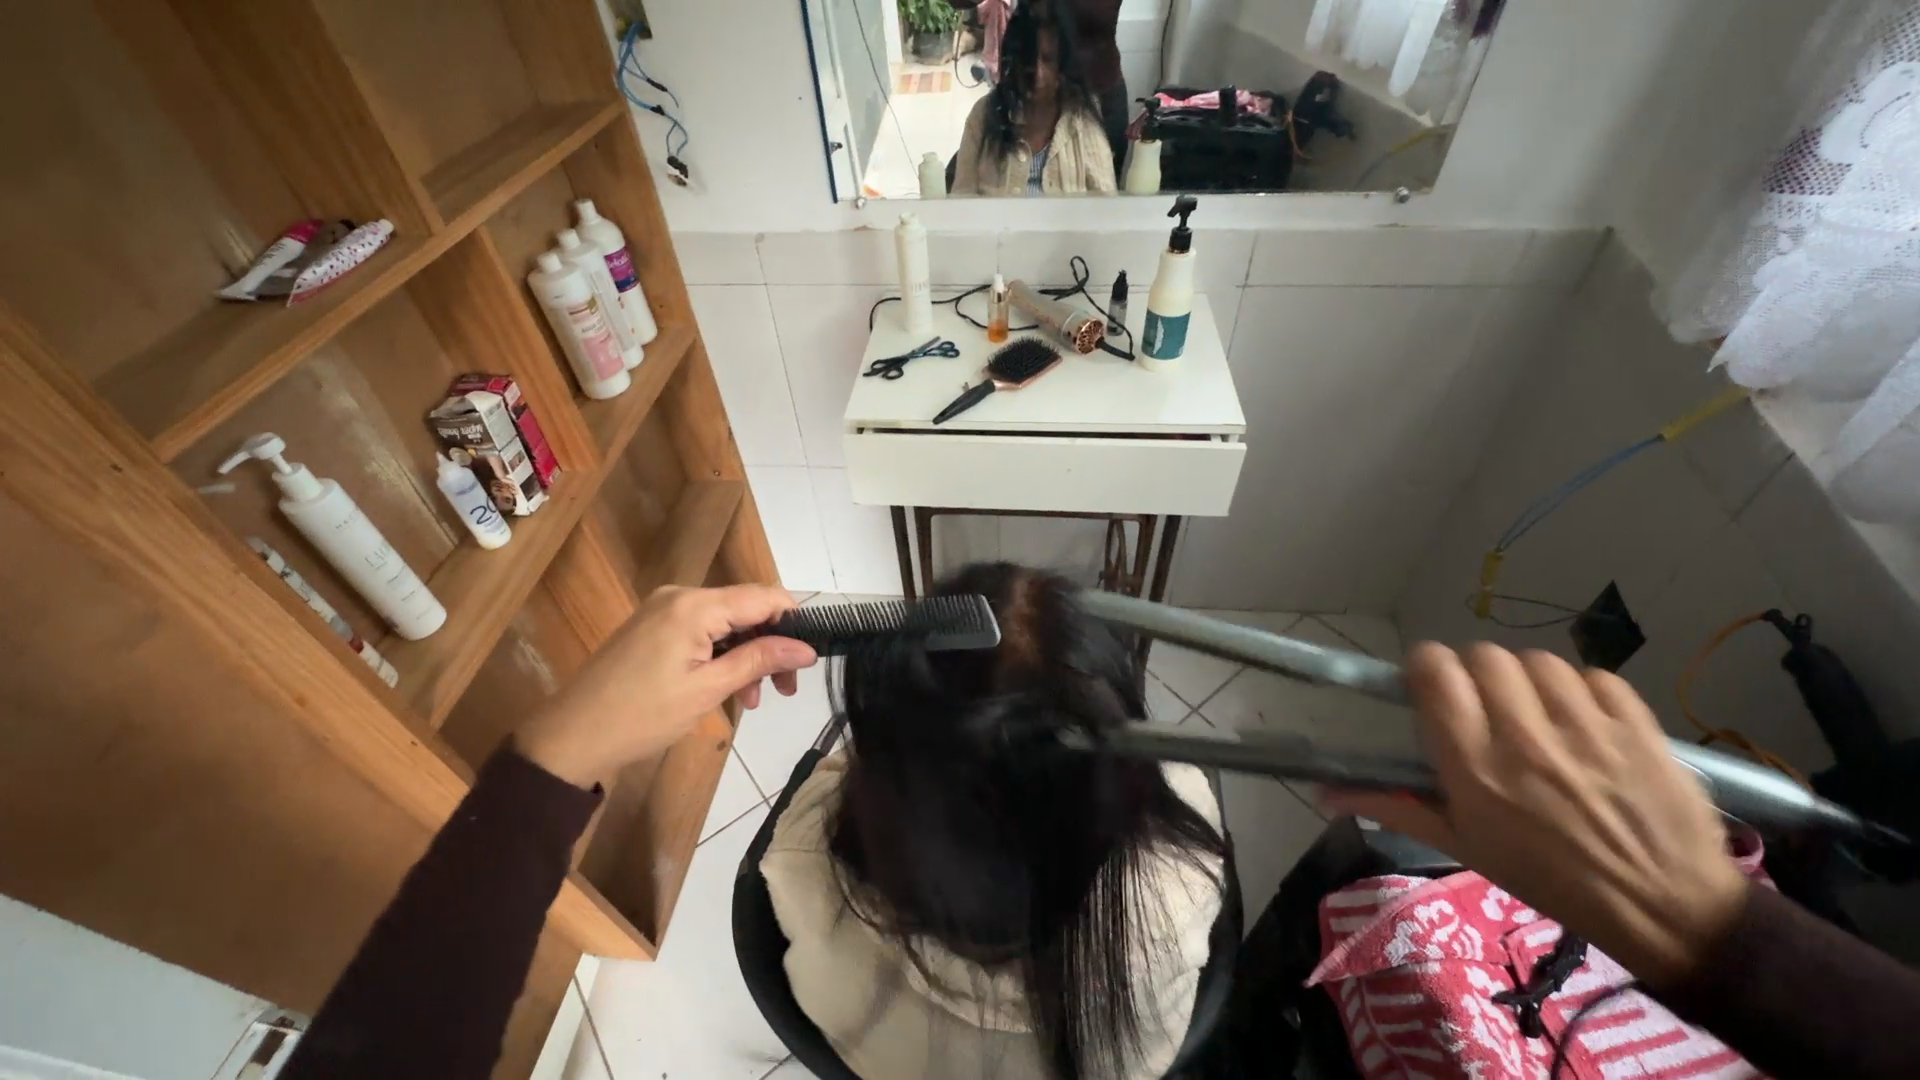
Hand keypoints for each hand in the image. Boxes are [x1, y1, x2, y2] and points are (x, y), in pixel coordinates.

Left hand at [515, 585, 817, 788]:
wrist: (569, 738)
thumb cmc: (641, 716)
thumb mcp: (708, 690)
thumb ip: (759, 660)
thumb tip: (807, 649)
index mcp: (695, 605)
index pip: (764, 596)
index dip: (795, 622)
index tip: (810, 659)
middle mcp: (681, 595)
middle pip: (746, 608)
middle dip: (771, 645)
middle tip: (786, 689)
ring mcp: (664, 609)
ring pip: (727, 622)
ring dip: (748, 655)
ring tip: (753, 700)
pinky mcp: (654, 626)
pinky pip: (703, 631)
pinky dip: (722, 655)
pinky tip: (728, 689)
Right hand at [1325, 643, 1748, 988]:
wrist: (1667, 912)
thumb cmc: (1547, 879)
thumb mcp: (1460, 844)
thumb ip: (1390, 805)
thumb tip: (1320, 793)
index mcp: (1474, 767)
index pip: (1436, 673)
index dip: (1427, 666)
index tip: (1430, 682)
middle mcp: (1525, 739)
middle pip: (1484, 656)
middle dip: (1475, 669)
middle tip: (1482, 699)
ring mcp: (1587, 730)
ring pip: (1538, 661)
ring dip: (1527, 678)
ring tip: (1533, 708)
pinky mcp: (1639, 728)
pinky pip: (1596, 676)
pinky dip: (1582, 689)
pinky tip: (1580, 718)